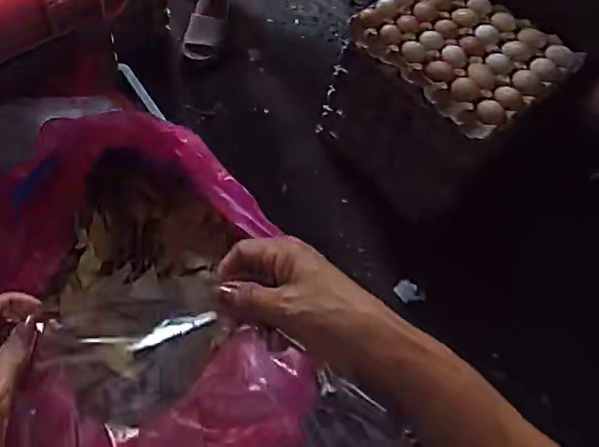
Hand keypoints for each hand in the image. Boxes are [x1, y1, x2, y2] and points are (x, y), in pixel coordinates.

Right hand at [216, 237, 411, 376]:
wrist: (383, 348)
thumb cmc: (331, 319)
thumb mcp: (285, 308)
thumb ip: (248, 299)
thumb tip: (218, 293)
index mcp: (285, 251)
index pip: (242, 250)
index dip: (226, 271)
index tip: (215, 300)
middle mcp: (292, 261)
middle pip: (253, 272)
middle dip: (240, 296)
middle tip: (228, 323)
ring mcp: (304, 284)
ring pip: (266, 293)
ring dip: (256, 314)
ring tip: (251, 336)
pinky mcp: (313, 306)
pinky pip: (282, 309)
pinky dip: (273, 323)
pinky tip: (272, 342)